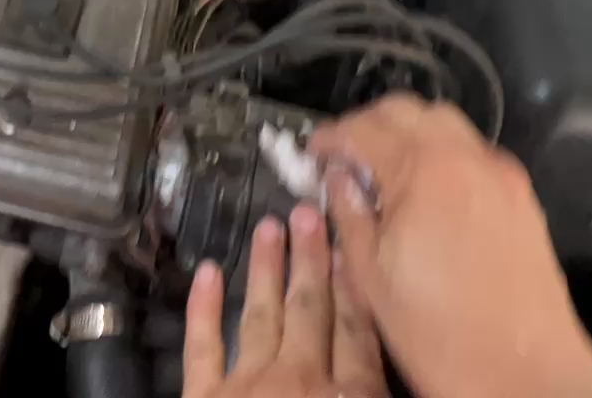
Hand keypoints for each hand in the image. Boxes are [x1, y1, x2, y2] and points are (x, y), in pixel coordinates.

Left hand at [183, 204, 389, 397]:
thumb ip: (374, 388)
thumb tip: (388, 366)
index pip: (357, 335)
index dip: (352, 289)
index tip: (346, 247)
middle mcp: (299, 379)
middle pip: (310, 311)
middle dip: (310, 261)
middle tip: (306, 212)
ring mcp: (247, 384)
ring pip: (260, 316)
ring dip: (265, 269)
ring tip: (268, 227)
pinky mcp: (204, 396)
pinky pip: (203, 347)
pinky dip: (203, 308)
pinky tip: (207, 271)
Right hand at [310, 95, 591, 397]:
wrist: (530, 383)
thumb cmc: (441, 334)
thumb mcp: (371, 274)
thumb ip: (348, 211)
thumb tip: (337, 177)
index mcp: (424, 171)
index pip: (361, 129)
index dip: (328, 138)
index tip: (312, 153)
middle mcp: (465, 157)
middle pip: (403, 110)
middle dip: (366, 124)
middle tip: (343, 156)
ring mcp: (499, 174)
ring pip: (441, 121)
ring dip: (405, 131)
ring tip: (383, 167)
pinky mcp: (521, 196)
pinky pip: (471, 149)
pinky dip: (440, 151)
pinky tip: (425, 189)